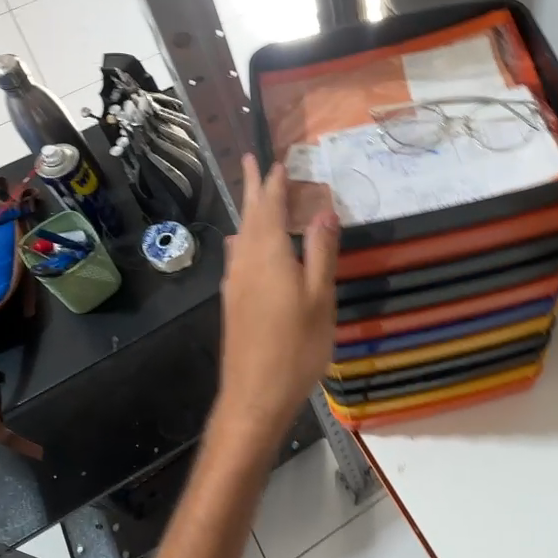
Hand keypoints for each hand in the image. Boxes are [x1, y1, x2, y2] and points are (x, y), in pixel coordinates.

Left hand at [214, 154, 339, 439]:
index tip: (277, 160)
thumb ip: (321, 252)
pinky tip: (243, 244)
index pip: (271, 208)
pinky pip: (238, 256)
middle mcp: (246, 262)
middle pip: (250, 216)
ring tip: (253, 195)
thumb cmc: (296, 347)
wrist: (254, 397)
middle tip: (251, 160)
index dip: (275, 184)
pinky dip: (245, 238)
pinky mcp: (233, 302)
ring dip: (248, 211)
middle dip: (252, 187)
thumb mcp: (320, 298)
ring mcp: (236, 283)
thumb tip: (323, 211)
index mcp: (269, 255)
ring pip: (242, 235)